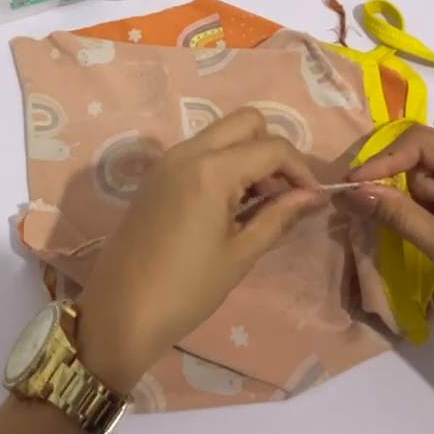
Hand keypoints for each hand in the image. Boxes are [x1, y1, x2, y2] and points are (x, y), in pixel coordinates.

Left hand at [75, 108, 327, 391]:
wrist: (120, 311)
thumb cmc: (187, 289)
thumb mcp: (240, 254)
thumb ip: (279, 216)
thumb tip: (312, 196)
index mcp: (212, 169)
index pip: (272, 147)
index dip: (301, 169)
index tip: (313, 199)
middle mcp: (189, 151)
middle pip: (246, 122)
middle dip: (273, 149)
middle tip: (284, 193)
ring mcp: (168, 159)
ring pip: (221, 133)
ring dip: (248, 154)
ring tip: (260, 203)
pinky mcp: (157, 174)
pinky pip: (200, 150)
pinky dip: (224, 162)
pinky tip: (230, 204)